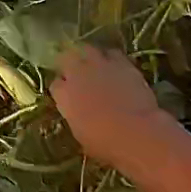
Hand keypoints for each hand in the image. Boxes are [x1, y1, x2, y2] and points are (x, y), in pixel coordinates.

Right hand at [50, 45, 179, 172]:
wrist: (134, 132)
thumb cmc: (104, 142)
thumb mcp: (81, 132)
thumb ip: (76, 115)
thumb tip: (79, 110)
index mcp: (64, 95)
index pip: (55, 84)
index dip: (61, 88)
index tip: (66, 94)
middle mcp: (77, 73)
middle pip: (67, 56)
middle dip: (68, 61)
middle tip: (74, 69)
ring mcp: (100, 65)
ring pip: (88, 49)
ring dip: (89, 55)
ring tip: (94, 63)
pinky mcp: (121, 62)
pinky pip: (112, 53)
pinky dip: (111, 58)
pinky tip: (115, 67)